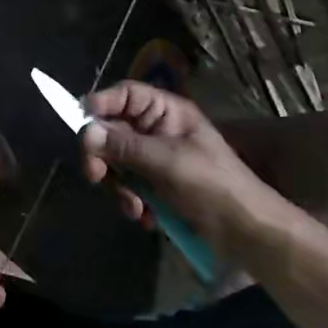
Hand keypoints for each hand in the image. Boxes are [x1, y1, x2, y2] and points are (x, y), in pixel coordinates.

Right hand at [79, 80, 291, 259]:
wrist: (248, 232)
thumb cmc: (213, 186)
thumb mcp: (167, 162)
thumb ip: (124, 146)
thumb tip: (85, 131)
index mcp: (167, 112)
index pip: (124, 94)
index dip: (100, 104)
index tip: (78, 124)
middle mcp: (157, 130)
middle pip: (112, 130)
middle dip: (103, 156)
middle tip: (96, 177)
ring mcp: (155, 159)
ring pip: (116, 162)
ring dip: (119, 187)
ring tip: (135, 209)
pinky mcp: (156, 186)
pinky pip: (128, 186)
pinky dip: (132, 202)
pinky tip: (148, 218)